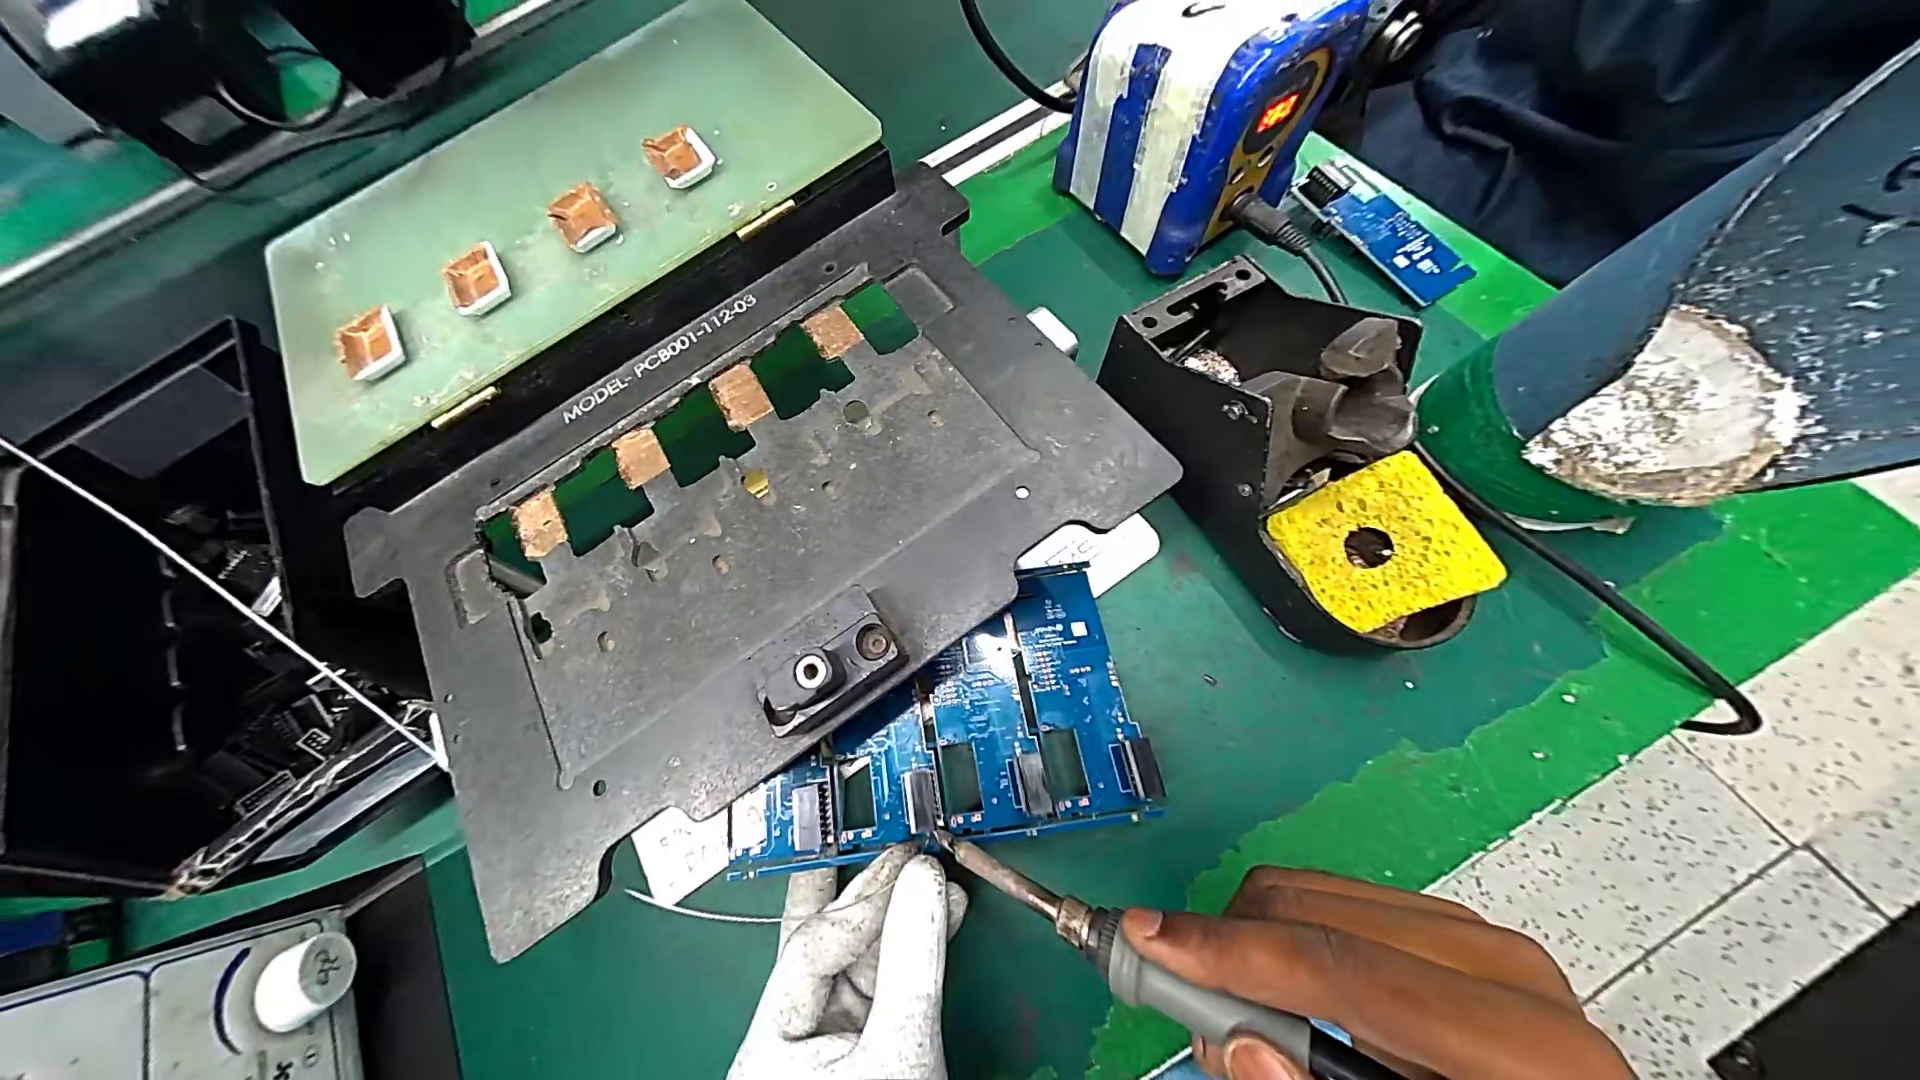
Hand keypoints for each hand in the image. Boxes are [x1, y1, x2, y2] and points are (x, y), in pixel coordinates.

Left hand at [728, 845, 967, 1079]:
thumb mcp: (899, 1052)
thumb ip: (912, 959)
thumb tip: (924, 879)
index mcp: (771, 1044)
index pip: (814, 945)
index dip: (866, 899)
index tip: (911, 863)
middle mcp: (791, 1035)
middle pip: (823, 940)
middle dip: (866, 890)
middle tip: (901, 848)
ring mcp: (827, 1038)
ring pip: (858, 954)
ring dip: (899, 913)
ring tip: (925, 872)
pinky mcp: (862, 1042)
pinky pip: (883, 977)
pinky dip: (911, 944)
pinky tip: (930, 915)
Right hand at [1121, 868, 1631, 1079]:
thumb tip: (1239, 1048)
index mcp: (1522, 1046)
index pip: (1340, 970)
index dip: (1231, 954)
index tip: (1148, 937)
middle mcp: (1502, 967)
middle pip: (1309, 912)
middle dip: (1227, 948)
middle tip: (1184, 1001)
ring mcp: (1475, 933)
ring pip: (1307, 890)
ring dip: (1247, 937)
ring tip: (1238, 1003)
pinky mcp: (1448, 921)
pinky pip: (1326, 893)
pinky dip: (1280, 929)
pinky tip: (1286, 983)